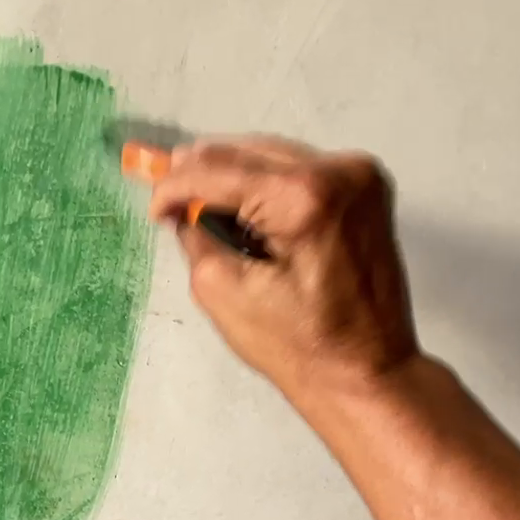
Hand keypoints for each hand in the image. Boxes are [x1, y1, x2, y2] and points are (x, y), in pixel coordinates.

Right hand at [149, 136, 418, 399]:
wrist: (364, 369)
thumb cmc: (296, 345)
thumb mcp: (224, 293)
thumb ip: (197, 239)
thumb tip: (184, 210)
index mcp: (304, 198)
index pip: (219, 170)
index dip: (175, 185)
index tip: (153, 210)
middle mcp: (340, 171)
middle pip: (247, 150)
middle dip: (200, 172)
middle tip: (166, 197)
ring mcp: (360, 175)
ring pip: (272, 155)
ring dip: (231, 175)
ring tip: (196, 204)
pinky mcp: (366, 188)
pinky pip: (299, 169)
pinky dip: (263, 184)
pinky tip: (241, 209)